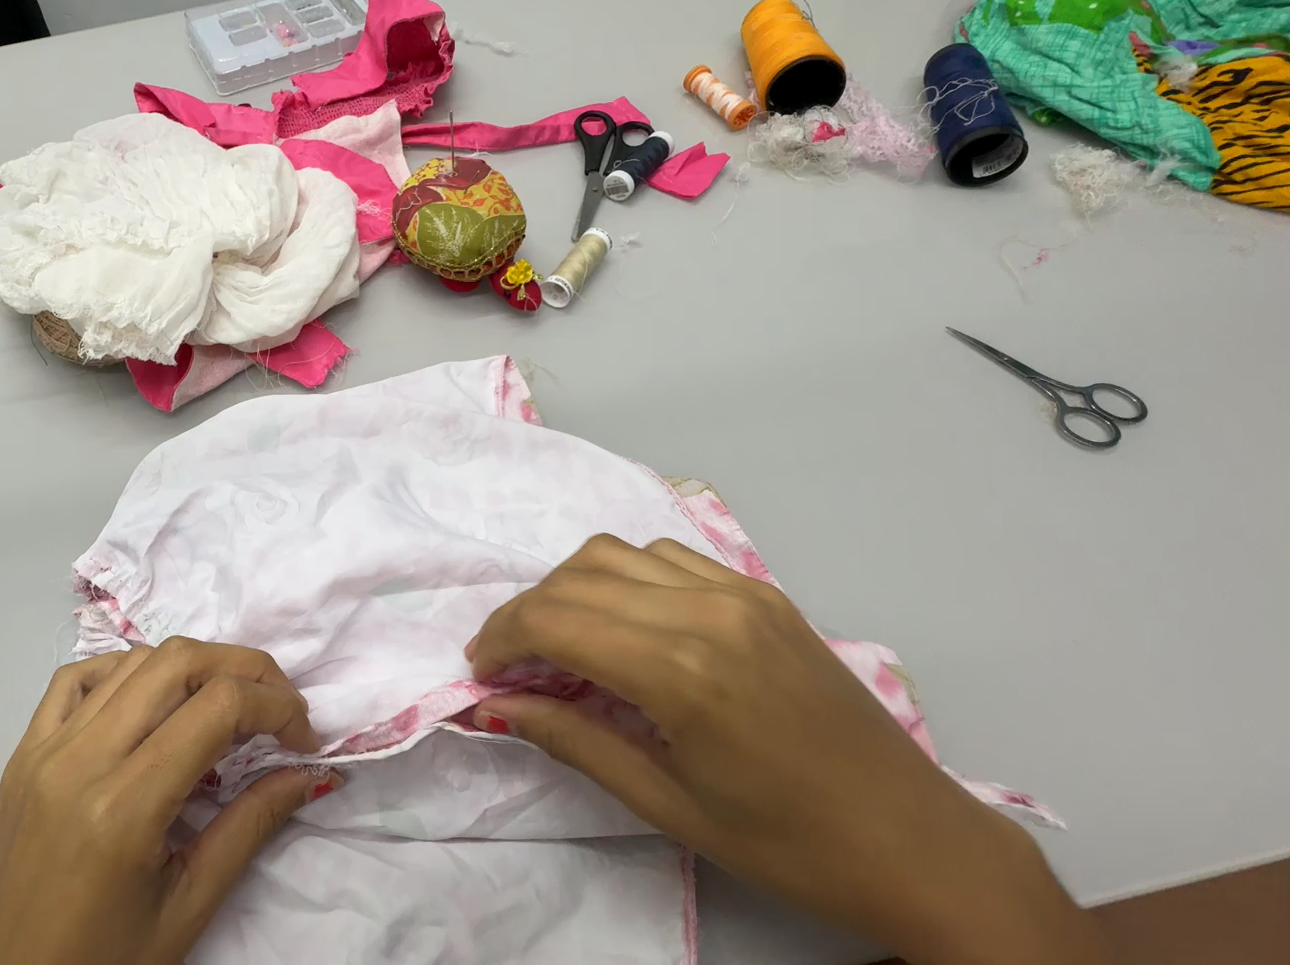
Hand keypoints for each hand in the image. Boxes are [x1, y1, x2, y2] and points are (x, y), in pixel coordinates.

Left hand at [0, 638, 335, 964]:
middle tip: (279, 705)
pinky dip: (127, 670)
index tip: (304, 738)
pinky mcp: (23, 751)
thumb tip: (308, 771)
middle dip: (246, 668)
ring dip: (195, 666)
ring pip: (134, 660)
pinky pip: (77, 678)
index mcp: (123, 806)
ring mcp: (44, 748)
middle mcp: (80, 758)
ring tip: (227, 705)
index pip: (217, 707)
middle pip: (179, 662)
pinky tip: (154, 700)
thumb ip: (251, 826)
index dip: (276, 706)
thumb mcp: (186, 908)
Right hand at [466, 537, 1110, 964]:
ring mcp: (739, 591)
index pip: (554, 621)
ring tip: (562, 639)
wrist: (914, 840)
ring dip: (570, 587)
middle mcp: (705, 611)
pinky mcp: (761, 590)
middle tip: (511, 661)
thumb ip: (570, 739)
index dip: (501, 638)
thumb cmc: (783, 842)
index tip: (480, 669)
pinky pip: (667, 557)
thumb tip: (493, 705)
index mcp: (680, 671)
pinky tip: (624, 620)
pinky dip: (623, 576)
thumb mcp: (663, 802)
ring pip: (616, 553)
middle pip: (576, 576)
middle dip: (525, 612)